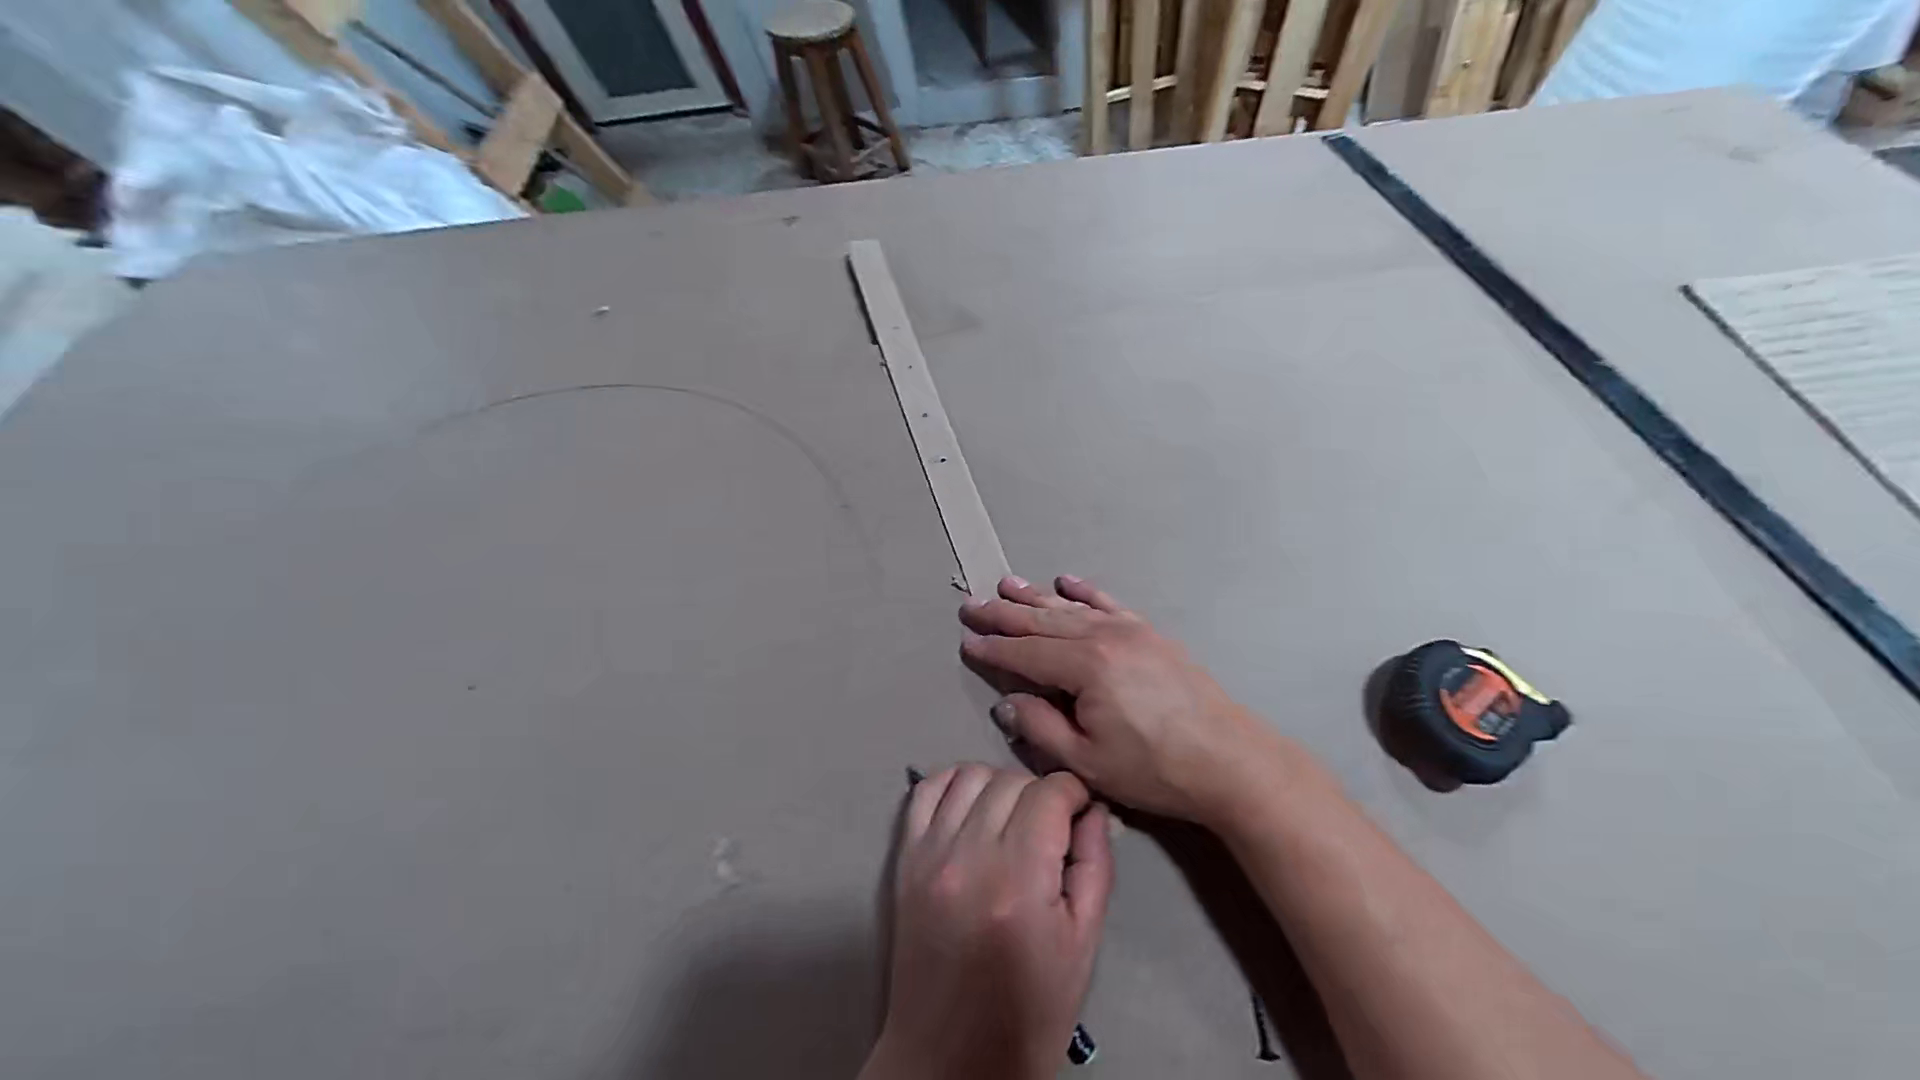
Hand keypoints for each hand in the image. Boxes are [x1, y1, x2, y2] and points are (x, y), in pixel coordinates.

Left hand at [861, 764, 1112, 1079]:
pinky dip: (952, 782)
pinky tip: (973, 804)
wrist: (950, 1058)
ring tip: (1013, 816)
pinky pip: (924, 791)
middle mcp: (969, 856)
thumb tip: (1095, 811)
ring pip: (969, 776)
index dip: (1074, 793)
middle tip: (1052, 824)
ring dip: (1000, 784)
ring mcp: (930, 854)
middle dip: (1041, 792)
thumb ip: (1094, 866)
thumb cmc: (1029, 1010)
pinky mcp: (905, 859)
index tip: (1082, 812)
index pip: (1049, 794)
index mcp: (1019, 881)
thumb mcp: (1083, 945)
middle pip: (1011, 781)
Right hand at [959, 575, 1289, 826]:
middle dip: (1004, 614)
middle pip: (1042, 621)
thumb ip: (1040, 727)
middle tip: (973, 604)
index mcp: (1085, 667)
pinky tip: (1067, 581)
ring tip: (1006, 585)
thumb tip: (1007, 702)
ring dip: (1035, 597)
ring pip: (1071, 609)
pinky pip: (1109, 604)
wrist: (1230, 760)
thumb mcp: (1087, 761)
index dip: (993, 648)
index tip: (967, 640)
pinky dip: (1085, 592)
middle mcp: (1104, 637)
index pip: (1025, 653)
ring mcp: (1130, 630)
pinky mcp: (1150, 633)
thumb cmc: (1155, 769)